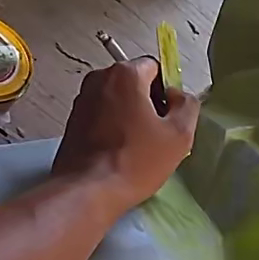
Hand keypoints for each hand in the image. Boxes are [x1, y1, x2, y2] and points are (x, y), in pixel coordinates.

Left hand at [52, 57, 198, 211]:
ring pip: (116, 100)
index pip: (156, 67)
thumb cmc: (136, 161)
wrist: (87, 191)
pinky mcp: (71, 120)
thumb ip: (187, 105)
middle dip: (148, 103)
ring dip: (129, 116)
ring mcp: (81, 99)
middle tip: (156, 135)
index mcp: (124, 73)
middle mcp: (98, 78)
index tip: (169, 118)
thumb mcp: (178, 134)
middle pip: (134, 83)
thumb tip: (177, 96)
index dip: (168, 91)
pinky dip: (111, 127)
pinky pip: (100, 115)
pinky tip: (118, 153)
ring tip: (137, 147)